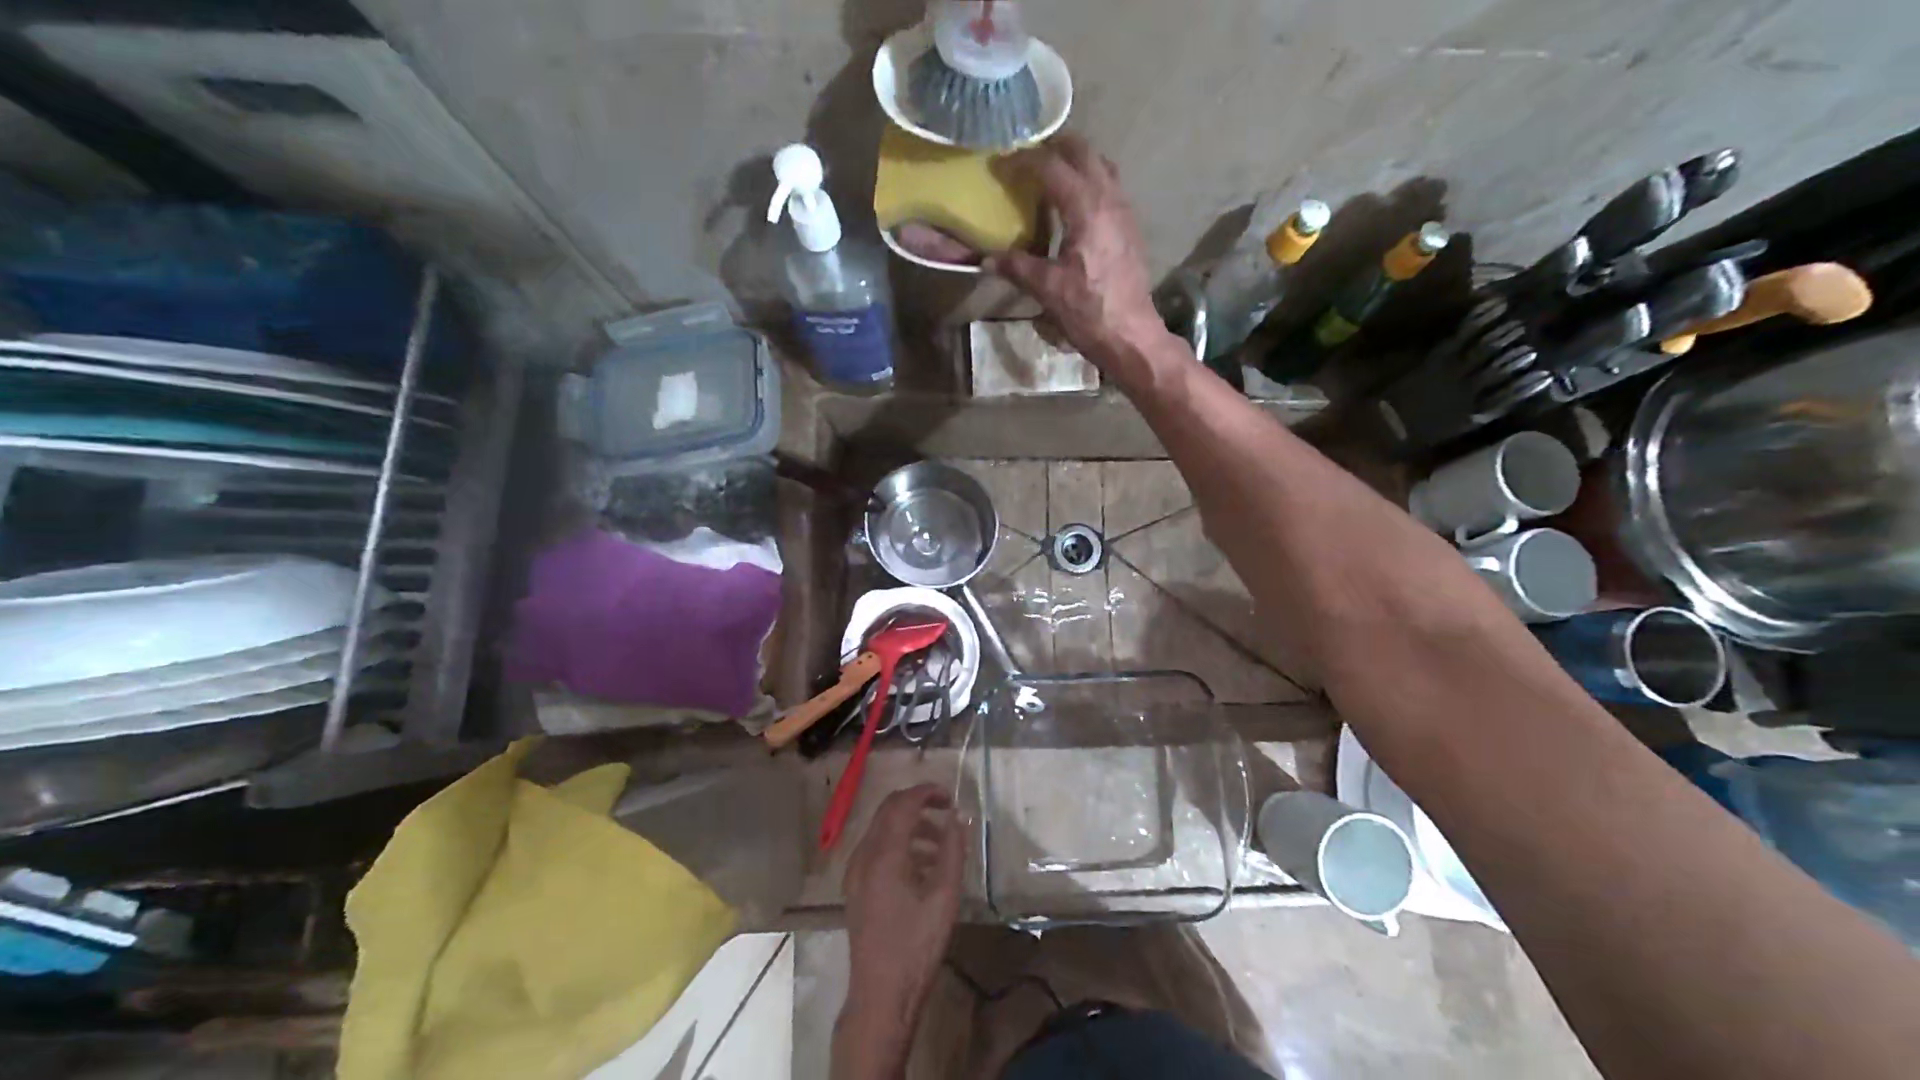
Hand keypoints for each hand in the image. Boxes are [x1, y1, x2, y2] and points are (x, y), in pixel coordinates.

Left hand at [843, 784, 964, 1014]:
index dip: (927, 792)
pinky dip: (899, 844)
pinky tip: (923, 866)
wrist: (880, 995)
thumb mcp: (944, 898)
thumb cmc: (916, 947)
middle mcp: (863, 855)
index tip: (951, 796)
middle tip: (947, 810)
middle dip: (917, 804)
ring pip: (882, 829)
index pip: (903, 804)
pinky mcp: (856, 887)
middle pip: (888, 811)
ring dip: (910, 826)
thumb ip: (953, 851)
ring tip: (942, 843)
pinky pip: (876, 850)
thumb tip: (958, 817)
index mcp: (884, 854)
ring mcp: (855, 872)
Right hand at [988, 135, 1164, 361]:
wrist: (1130, 335)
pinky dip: (1091, 180)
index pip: (1052, 167)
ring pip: (1102, 166)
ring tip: (1052, 172)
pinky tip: (1075, 203)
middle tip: (1029, 155)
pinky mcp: (1131, 227)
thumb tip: (988, 259)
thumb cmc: (1089, 311)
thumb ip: (1017, 267)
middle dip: (1056, 146)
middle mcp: (1110, 199)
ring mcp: (1125, 211)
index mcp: (1087, 209)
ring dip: (1077, 160)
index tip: (1002, 164)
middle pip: (1084, 153)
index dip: (1024, 160)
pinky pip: (1111, 186)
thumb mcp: (1047, 289)